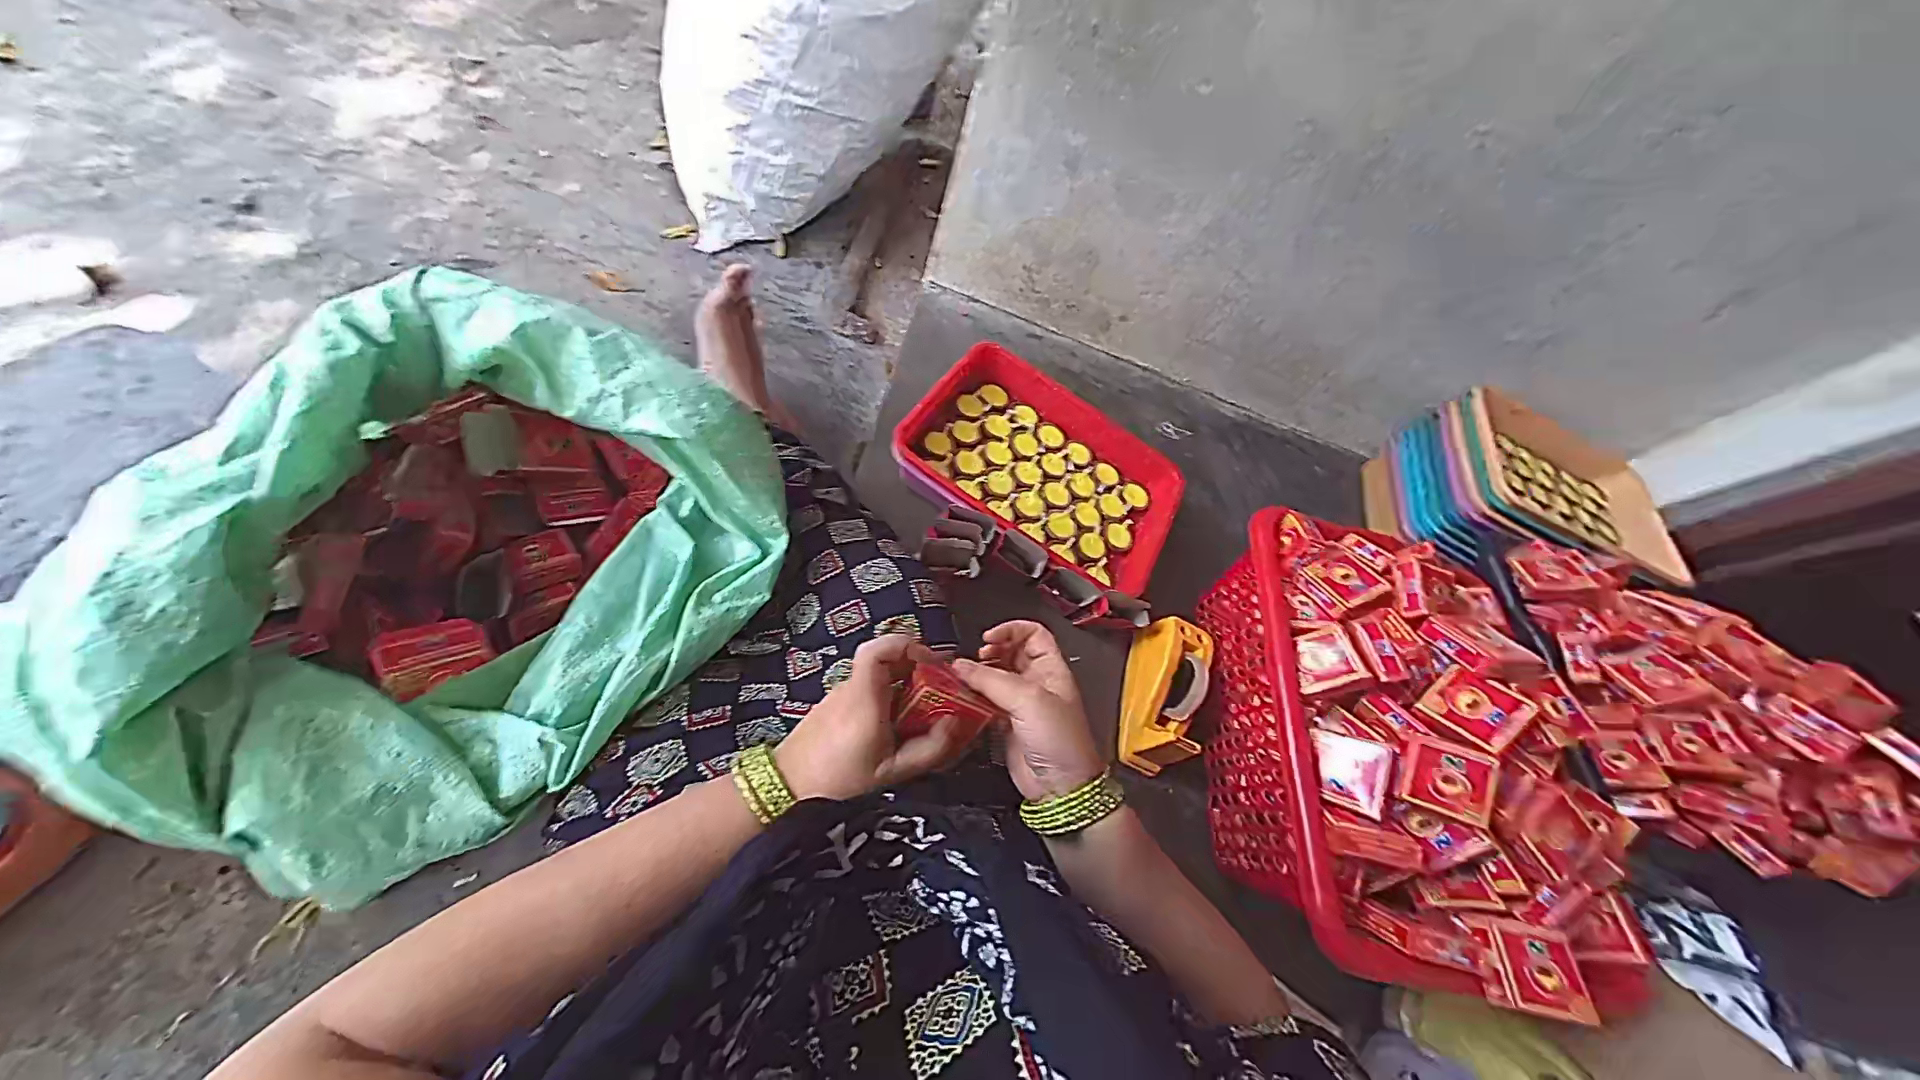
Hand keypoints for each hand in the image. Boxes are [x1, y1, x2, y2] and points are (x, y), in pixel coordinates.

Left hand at [774, 635, 968, 800]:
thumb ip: (929, 748)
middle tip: (940, 684)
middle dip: (917, 664)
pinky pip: (869, 686)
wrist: (788, 786)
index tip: (931, 663)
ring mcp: (841, 693)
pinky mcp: (836, 703)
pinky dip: (889, 693)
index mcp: (865, 697)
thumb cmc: (839, 779)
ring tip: (925, 705)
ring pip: (878, 672)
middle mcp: (852, 687)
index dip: (908, 645)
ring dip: (905, 680)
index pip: (879, 648)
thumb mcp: (892, 771)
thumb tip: (955, 722)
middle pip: (885, 656)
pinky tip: (899, 720)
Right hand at [953, 621, 1104, 800]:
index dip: (1011, 630)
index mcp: (1051, 668)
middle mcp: (1036, 682)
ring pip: (995, 676)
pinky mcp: (1006, 723)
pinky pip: (986, 701)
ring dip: (978, 674)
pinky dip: (973, 696)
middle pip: (1011, 652)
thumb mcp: (1028, 700)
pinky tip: (962, 697)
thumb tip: (960, 666)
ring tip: (963, 677)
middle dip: (991, 651)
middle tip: (976, 659)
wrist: (1060, 787)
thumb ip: (991, 680)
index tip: (988, 638)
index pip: (1033, 633)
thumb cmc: (1059, 740)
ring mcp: (1021, 703)